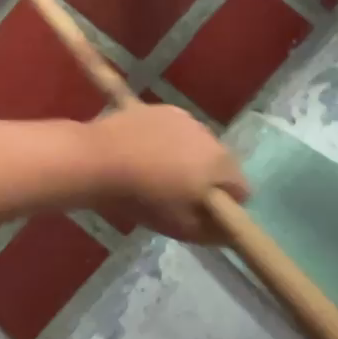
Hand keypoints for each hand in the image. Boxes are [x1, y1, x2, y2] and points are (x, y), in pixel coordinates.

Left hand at [87, 104, 248, 243]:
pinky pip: (173, 128)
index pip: (241, 189)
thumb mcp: (185, 229)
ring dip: (187, 155)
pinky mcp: (155, 107)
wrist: (96, 159)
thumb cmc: (143, 197)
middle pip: (219, 162)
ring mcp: (180, 116)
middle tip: (178, 191)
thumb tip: (229, 229)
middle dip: (207, 177)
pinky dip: (167, 138)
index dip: (226, 205)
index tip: (202, 211)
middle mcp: (207, 133)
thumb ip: (217, 232)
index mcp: (221, 163)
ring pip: (196, 143)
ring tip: (158, 169)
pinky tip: (145, 150)